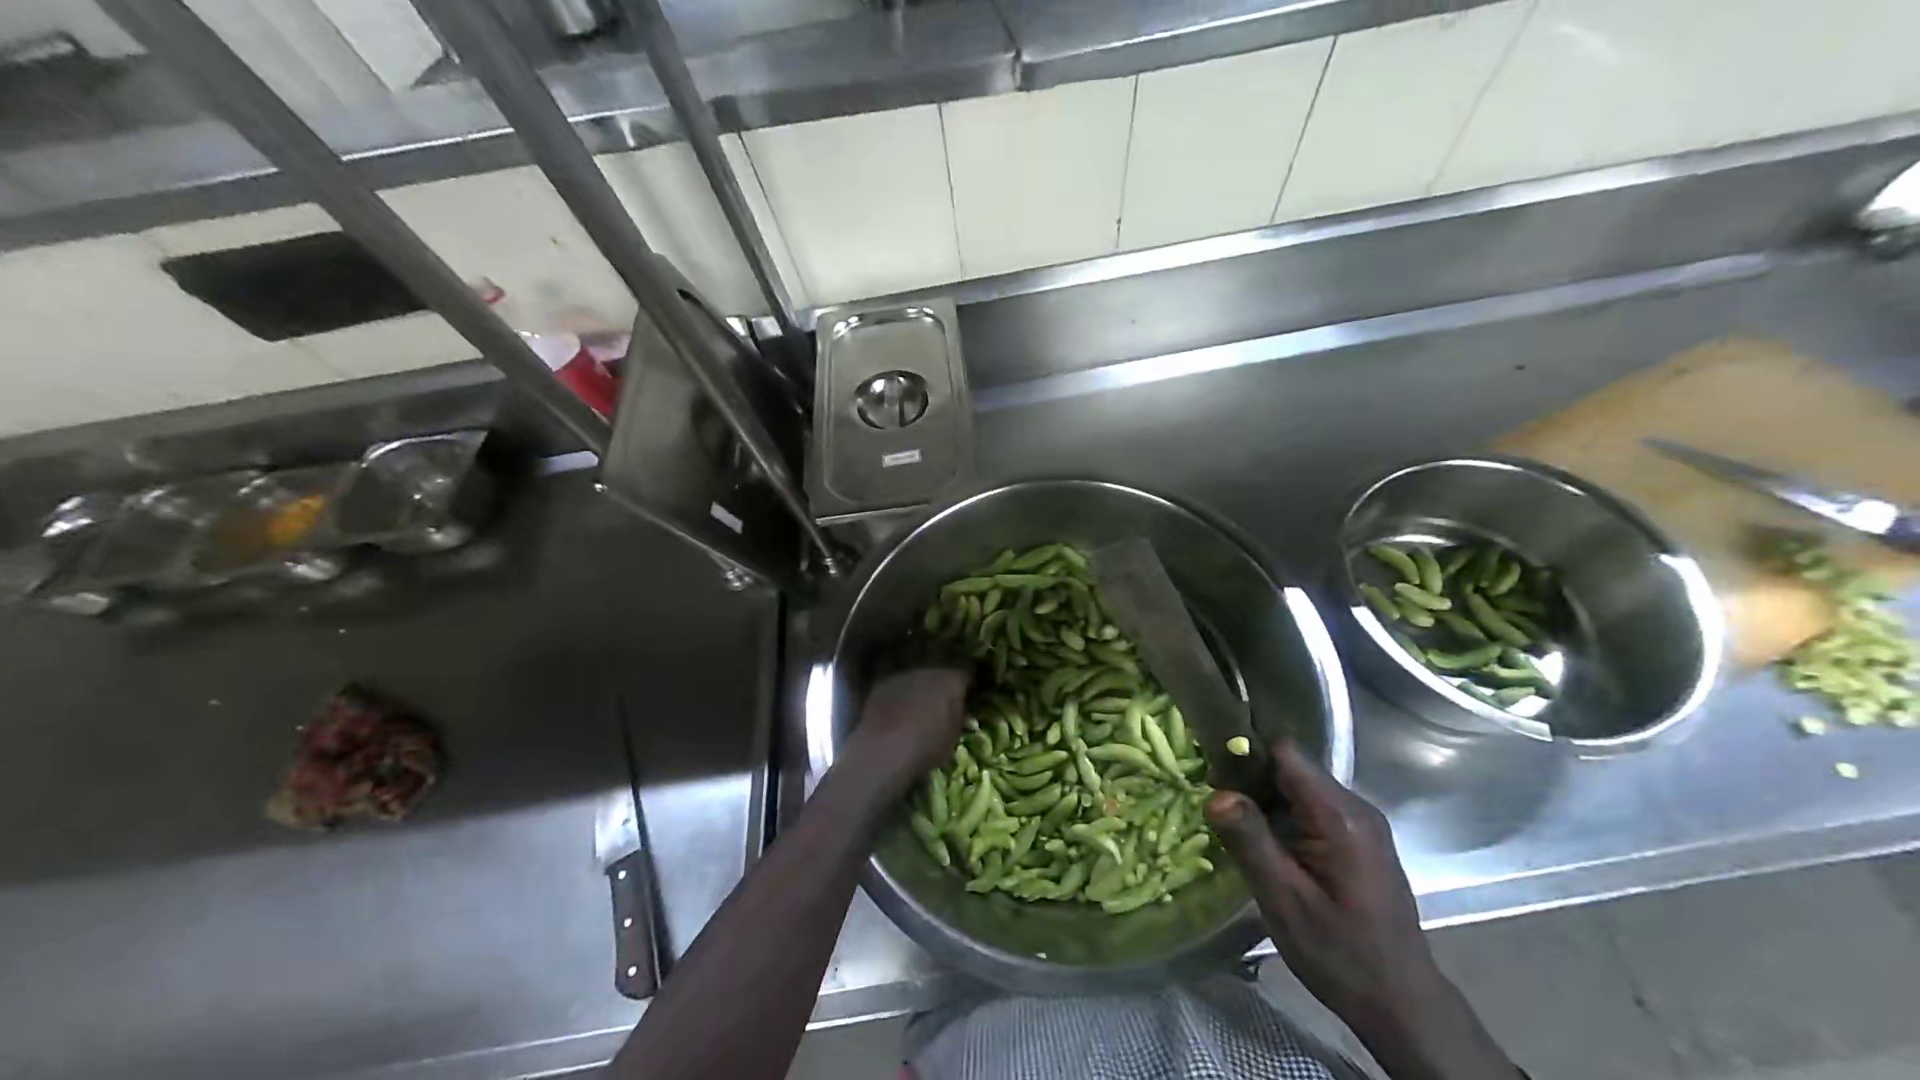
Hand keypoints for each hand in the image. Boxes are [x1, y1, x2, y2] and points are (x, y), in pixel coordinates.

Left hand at [843, 667, 970, 798]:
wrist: (885, 749)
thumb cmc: (928, 746)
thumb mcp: (954, 735)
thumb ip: (958, 716)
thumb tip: (956, 710)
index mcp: (951, 681)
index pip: (965, 675)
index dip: (966, 687)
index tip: (967, 698)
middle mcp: (927, 671)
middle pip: (938, 674)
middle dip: (940, 687)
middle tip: (940, 705)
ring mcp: (902, 676)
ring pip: (915, 679)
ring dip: (918, 690)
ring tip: (915, 710)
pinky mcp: (881, 685)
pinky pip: (896, 688)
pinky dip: (898, 697)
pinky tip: (894, 713)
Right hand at [1205, 740, 1518, 1079]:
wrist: (1402, 1004)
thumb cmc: (1341, 954)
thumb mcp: (1285, 900)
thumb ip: (1250, 841)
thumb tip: (1215, 793)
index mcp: (1339, 816)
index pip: (1285, 752)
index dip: (1246, 754)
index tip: (1212, 774)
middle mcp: (1356, 807)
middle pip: (1291, 767)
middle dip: (1250, 779)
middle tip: (1215, 806)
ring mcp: (1361, 823)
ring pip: (1299, 787)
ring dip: (1265, 799)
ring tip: (1232, 826)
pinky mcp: (1358, 839)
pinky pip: (1311, 808)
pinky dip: (1283, 816)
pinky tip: (1265, 844)